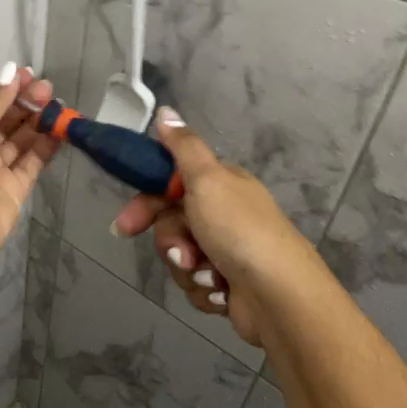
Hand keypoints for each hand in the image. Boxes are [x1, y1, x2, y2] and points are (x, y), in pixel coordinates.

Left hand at [0, 63, 60, 260]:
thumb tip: (11, 69)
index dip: (5, 89)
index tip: (28, 75)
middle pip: (3, 120)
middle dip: (24, 103)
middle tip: (48, 89)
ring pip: (19, 140)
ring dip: (37, 122)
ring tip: (58, 106)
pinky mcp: (13, 189)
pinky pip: (31, 162)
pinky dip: (45, 146)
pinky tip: (60, 130)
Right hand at [113, 108, 322, 345]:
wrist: (280, 297)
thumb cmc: (240, 231)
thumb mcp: (208, 179)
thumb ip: (182, 146)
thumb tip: (165, 110)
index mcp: (219, 185)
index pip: (167, 186)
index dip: (144, 205)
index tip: (126, 225)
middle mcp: (222, 214)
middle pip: (170, 224)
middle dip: (171, 243)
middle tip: (182, 254)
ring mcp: (226, 251)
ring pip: (179, 256)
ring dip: (188, 268)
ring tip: (209, 275)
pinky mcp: (227, 284)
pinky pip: (194, 283)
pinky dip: (203, 290)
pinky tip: (221, 293)